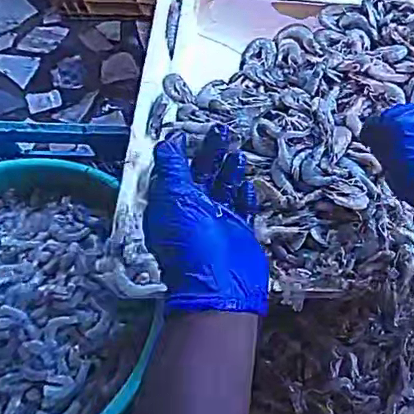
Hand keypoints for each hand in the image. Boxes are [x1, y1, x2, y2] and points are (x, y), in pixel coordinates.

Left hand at [145, 128, 268, 314]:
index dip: (182, 149)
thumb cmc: (192, 243)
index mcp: (170, 204)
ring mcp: (217, 221)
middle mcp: (192, 212)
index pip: (174, 170)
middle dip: (211, 152)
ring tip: (236, 150)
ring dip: (229, 168)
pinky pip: (242, 207)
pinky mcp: (239, 231)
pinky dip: (244, 193)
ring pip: (223, 187)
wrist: (221, 283)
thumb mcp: (173, 198)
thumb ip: (171, 168)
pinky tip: (245, 182)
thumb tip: (167, 142)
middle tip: (222, 131)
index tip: (191, 130)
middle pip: (201, 174)